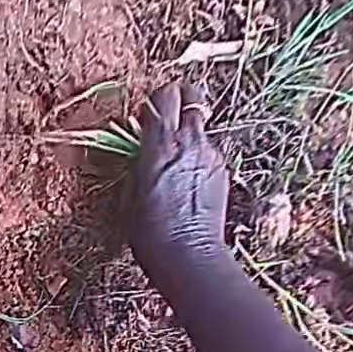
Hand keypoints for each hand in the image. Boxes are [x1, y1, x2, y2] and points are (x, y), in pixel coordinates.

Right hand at [129, 82, 230, 271]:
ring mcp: (210, 153)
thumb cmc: (152, 237)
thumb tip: (139, 153)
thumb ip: (136, 167)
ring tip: (174, 160)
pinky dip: (196, 157)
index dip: (152, 102)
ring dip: (186, 132)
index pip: (162, 97)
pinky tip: (186, 183)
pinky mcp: (222, 168)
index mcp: (160, 148)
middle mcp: (189, 142)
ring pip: (199, 124)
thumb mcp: (130, 201)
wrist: (189, 257)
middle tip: (166, 117)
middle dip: (177, 99)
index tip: (144, 116)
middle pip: (190, 94)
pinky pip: (207, 150)